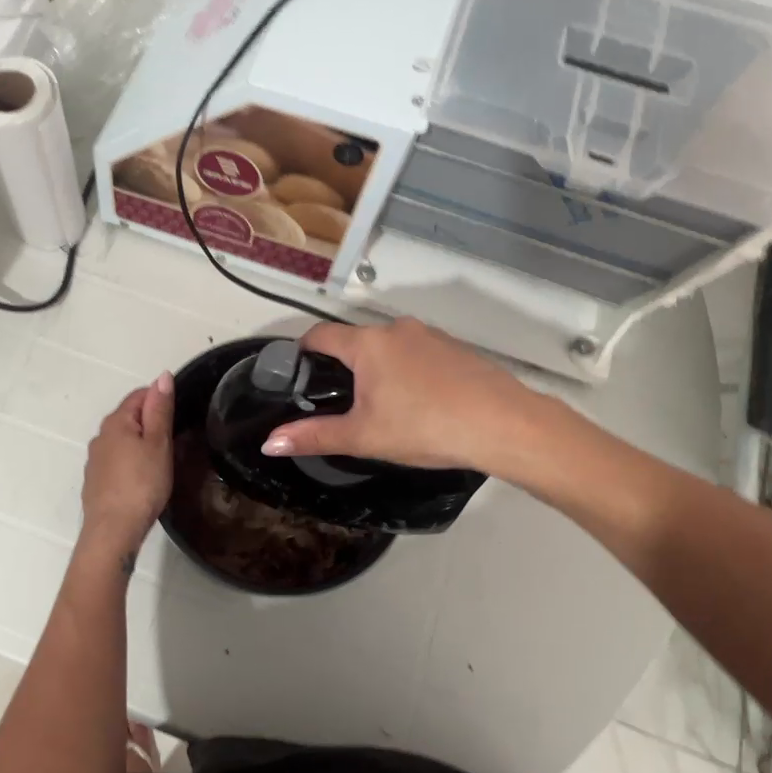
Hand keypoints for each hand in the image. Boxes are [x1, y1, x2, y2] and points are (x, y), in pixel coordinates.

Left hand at [81, 372, 174, 550]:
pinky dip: (131, 463)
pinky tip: (142, 480)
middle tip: (175, 442)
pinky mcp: (96, 482)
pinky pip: (117, 462)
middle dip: (151, 423)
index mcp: (116, 421)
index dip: (160, 400)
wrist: (113, 530)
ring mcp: (95, 460)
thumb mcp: (158, 444)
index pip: (139, 395)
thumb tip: (162, 376)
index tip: (179, 418)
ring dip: (141, 445)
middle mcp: (100, 436)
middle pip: (129, 417)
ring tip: (162, 463)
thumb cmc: (141, 483)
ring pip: (122, 441)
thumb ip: (160, 410)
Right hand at [261, 318, 568, 480]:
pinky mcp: (457, 349)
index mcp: (368, 344)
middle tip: (337, 404)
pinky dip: (408, 374)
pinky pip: (418, 356)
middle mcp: (397, 330)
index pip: (320, 335)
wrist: (503, 424)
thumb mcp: (363, 437)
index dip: (301, 352)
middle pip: (355, 342)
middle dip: (342, 368)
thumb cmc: (424, 427)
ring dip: (378, 371)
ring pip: (389, 349)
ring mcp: (431, 336)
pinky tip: (418, 405)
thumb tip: (268, 443)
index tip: (294, 375)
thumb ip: (314, 436)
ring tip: (380, 409)